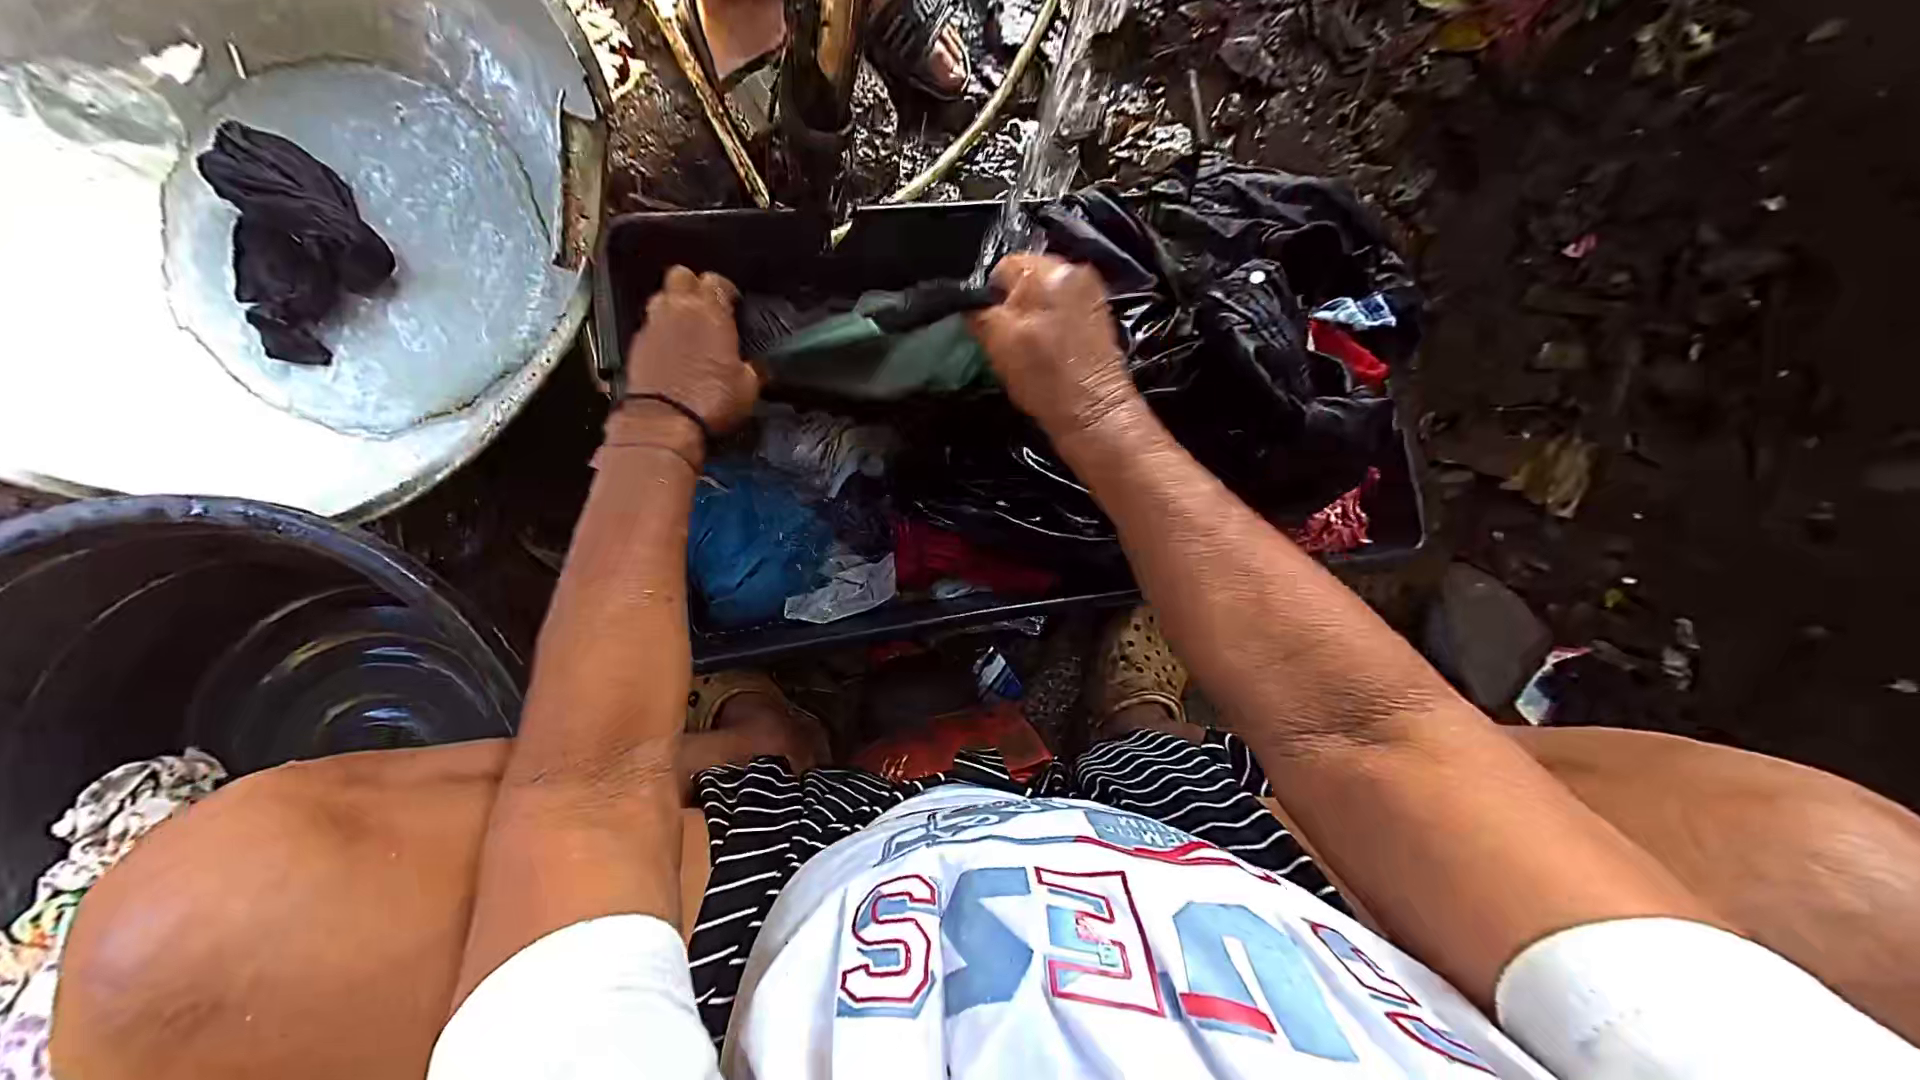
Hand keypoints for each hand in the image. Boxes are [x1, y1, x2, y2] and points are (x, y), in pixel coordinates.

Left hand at [622, 266, 758, 435]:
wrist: (665, 421)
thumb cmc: (711, 401)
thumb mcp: (748, 387)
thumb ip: (753, 367)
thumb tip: (757, 366)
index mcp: (711, 312)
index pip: (717, 281)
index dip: (726, 290)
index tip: (733, 303)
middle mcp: (679, 309)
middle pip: (682, 275)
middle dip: (694, 285)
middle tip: (706, 305)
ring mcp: (654, 324)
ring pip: (661, 294)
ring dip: (674, 303)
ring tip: (686, 323)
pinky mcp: (637, 342)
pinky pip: (650, 323)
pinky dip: (661, 329)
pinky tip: (671, 347)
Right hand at [969, 254, 1139, 437]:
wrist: (1092, 409)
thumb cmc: (1041, 376)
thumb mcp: (994, 341)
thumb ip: (978, 310)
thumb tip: (970, 301)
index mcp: (1045, 270)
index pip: (1002, 267)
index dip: (989, 297)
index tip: (990, 326)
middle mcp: (1072, 270)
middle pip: (1028, 277)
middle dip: (1015, 303)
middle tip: (1010, 336)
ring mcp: (1090, 290)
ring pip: (1046, 293)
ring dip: (1035, 312)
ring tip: (1033, 343)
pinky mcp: (1099, 312)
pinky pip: (1065, 307)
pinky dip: (1055, 321)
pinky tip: (1053, 345)